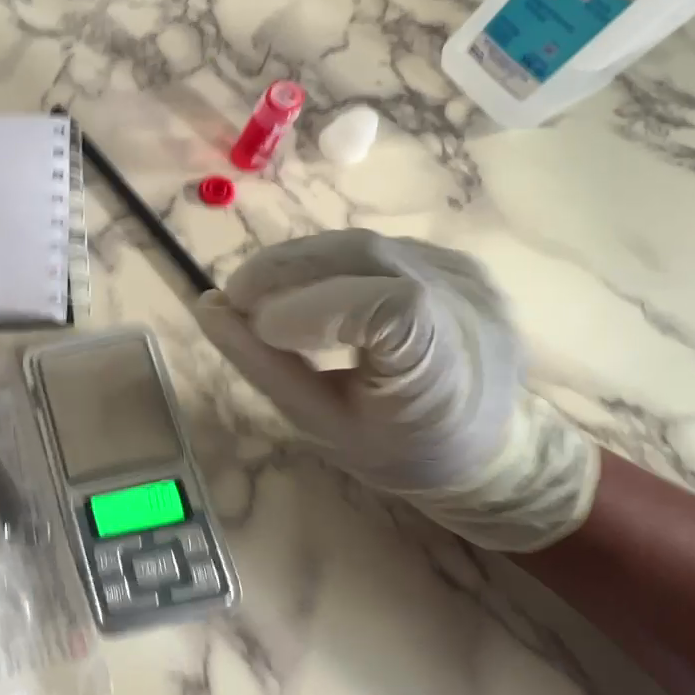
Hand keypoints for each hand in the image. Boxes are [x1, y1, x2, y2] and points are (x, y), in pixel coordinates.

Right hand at [192, 230, 597, 551]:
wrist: (488, 448)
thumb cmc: (401, 451)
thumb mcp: (322, 426)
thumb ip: (264, 367)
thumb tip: (207, 307)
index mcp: (446, 365)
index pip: (382, 306)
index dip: (307, 308)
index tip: (256, 330)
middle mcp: (466, 304)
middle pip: (359, 254)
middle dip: (281, 269)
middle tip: (234, 299)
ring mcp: (464, 275)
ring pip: (359, 243)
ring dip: (296, 262)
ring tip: (261, 294)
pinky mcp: (453, 260)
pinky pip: (372, 248)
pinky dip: (325, 263)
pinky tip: (309, 291)